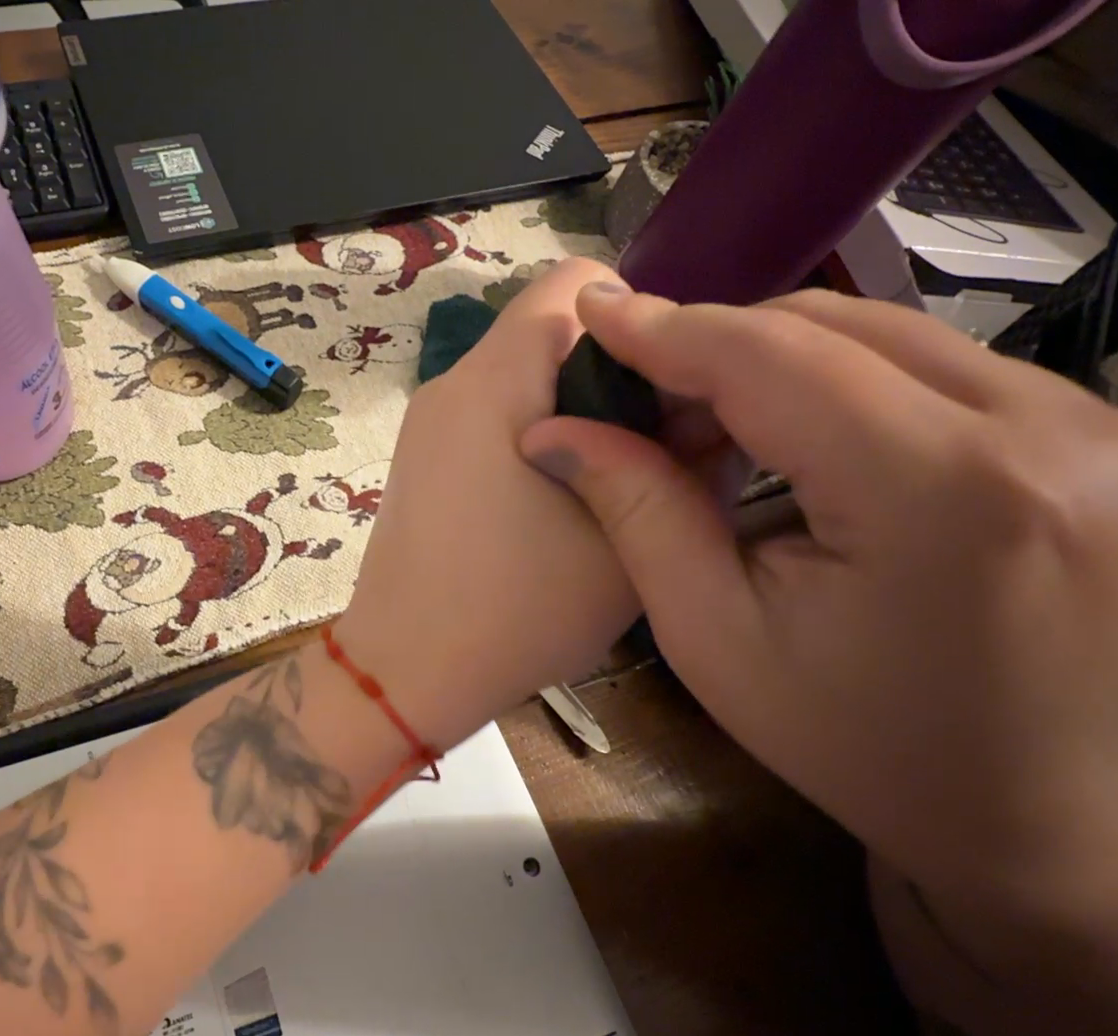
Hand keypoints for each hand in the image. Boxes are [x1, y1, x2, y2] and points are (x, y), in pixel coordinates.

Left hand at [336, 258, 645, 748]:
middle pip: (551, 330)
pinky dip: (541, 436)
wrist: (405, 671)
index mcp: (496, 379)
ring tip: (624, 478)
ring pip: (524, 379)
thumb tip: (712, 409)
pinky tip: (567, 501)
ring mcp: (429, 424)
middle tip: (667, 441)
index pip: (575, 283)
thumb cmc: (517, 607)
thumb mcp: (629, 538)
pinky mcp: (423, 460)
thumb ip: (684, 459)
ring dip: (581, 410)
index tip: (683, 380)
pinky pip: (494, 418)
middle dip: (618, 370)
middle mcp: (452, 384)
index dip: (643, 314)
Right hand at [521, 285, 1117, 903]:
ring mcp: (1089, 423)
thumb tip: (555, 431)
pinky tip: (790, 437)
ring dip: (776, 361)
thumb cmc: (851, 741)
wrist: (1033, 813)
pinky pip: (935, 368)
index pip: (776, 360)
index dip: (669, 330)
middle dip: (716, 345)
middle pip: (833, 329)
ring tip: (702, 422)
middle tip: (637, 394)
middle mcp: (1042, 430)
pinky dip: (841, 381)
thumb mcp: (712, 635)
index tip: (593, 314)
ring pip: (885, 336)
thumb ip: (637, 510)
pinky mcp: (1096, 432)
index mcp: (940, 493)